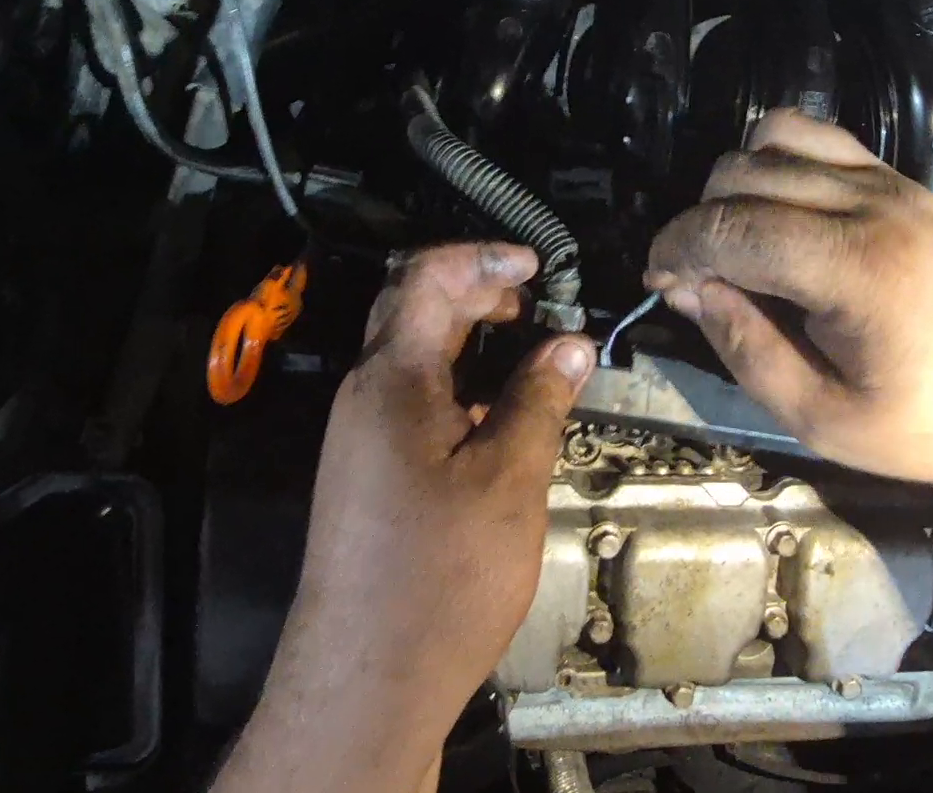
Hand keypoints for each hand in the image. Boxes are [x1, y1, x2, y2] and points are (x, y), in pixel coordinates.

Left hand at [228, 244, 594, 792]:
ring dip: (469, 340)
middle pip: (414, 309)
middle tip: (538, 307)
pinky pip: (412, 399)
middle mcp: (365, 393)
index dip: (482, 258)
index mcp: (390, 378)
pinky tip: (500, 411)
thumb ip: (538, 399)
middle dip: (477, 293)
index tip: (537, 266)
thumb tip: (571, 342)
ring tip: (530, 352)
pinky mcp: (370, 468)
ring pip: (414, 356)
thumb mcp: (508, 479)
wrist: (366, 675)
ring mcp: (361, 432)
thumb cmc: (442, 573)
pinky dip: (458, 385)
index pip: (426, 279)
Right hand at [645, 110, 932, 499]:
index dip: (674, 248)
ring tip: (736, 241)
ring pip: (777, 138)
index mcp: (855, 267)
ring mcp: (897, 184)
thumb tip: (688, 287)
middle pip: (742, 173)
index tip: (657, 280)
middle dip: (697, 221)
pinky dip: (780, 163)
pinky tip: (782, 214)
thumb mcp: (822, 417)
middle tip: (695, 278)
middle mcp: (874, 203)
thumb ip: (743, 346)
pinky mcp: (912, 184)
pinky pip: (823, 141)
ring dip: (735, 184)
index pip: (729, 226)